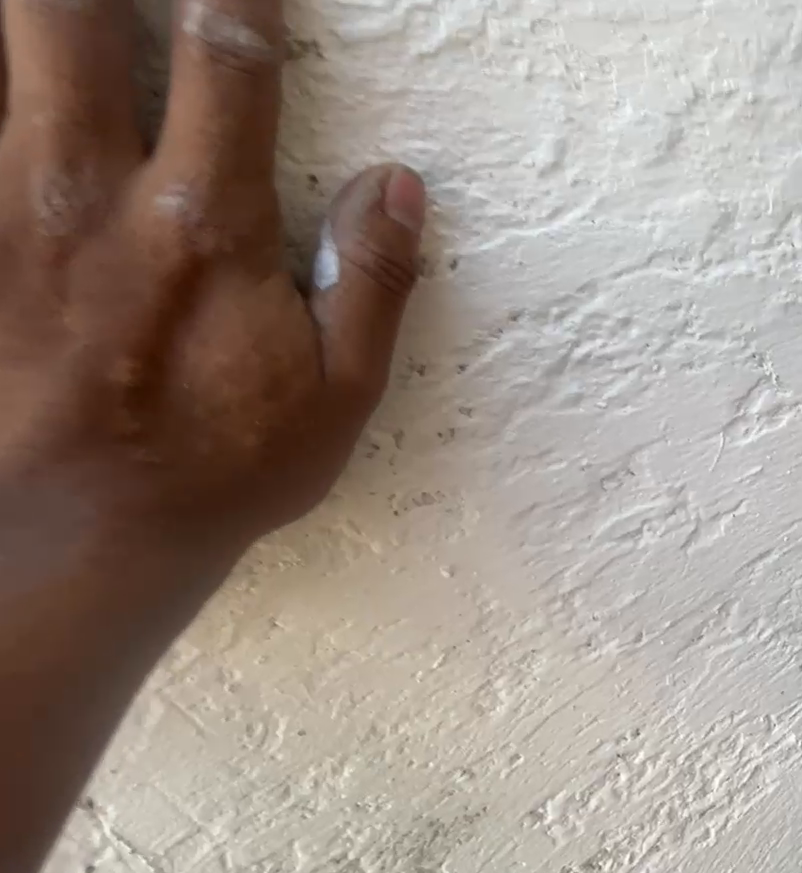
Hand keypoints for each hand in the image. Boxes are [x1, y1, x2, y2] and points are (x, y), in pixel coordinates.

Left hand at [0, 0, 425, 574]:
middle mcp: (85, 191)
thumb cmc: (230, 459)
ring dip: (42, 19)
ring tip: (75, 14)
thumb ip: (372, 276)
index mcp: (207, 229)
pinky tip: (20, 80)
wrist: (77, 527)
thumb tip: (398, 185)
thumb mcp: (345, 387)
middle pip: (68, 18)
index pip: (230, 68)